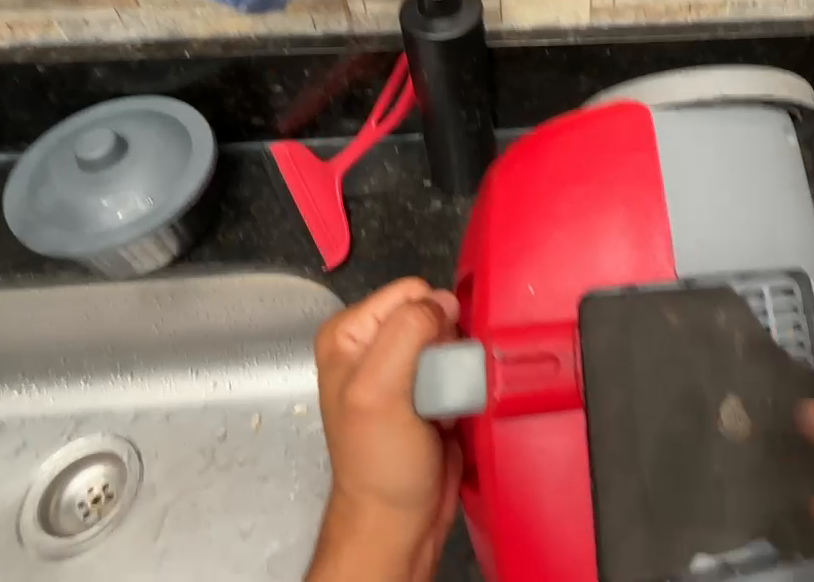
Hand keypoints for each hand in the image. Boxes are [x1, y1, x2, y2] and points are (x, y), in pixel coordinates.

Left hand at [306, 279, 463, 581]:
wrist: (398, 522)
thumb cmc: (379, 461)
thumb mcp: (378, 390)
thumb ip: (407, 333)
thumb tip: (444, 301)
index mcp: (349, 333)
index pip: (409, 292)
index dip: (427, 321)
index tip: (425, 365)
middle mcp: (373, 343)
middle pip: (433, 310)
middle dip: (445, 342)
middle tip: (436, 383)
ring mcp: (402, 366)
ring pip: (452, 335)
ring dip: (458, 363)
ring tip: (446, 397)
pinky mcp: (429, 387)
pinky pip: (461, 362)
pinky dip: (464, 379)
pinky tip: (454, 405)